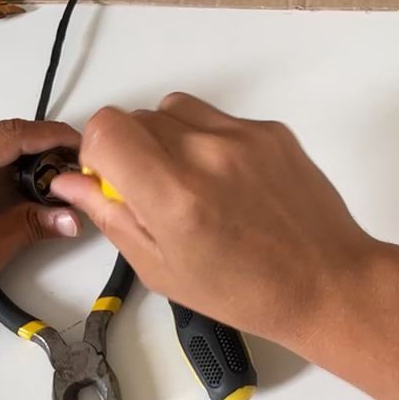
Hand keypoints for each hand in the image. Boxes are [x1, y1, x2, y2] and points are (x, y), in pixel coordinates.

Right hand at [50, 93, 387, 349]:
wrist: (327, 280)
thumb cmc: (245, 291)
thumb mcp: (162, 269)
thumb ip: (111, 217)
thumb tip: (71, 182)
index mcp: (174, 193)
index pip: (106, 127)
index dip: (97, 150)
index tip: (111, 178)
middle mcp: (208, 152)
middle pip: (138, 116)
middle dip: (131, 149)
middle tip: (155, 192)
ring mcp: (244, 135)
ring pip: (175, 108)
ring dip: (167, 137)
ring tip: (191, 182)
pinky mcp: (271, 129)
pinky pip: (218, 118)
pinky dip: (209, 140)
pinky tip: (229, 181)